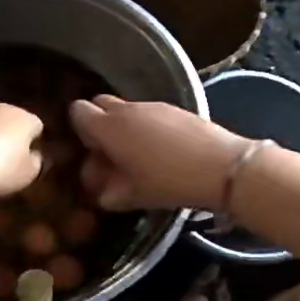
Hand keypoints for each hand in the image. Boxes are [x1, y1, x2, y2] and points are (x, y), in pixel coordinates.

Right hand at [68, 95, 250, 211]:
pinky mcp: (175, 108)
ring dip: (124, 125)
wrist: (222, 167)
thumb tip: (101, 192)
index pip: (77, 111)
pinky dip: (146, 126)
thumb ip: (108, 194)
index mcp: (109, 127)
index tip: (91, 150)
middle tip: (110, 150)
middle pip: (99, 103)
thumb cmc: (169, 182)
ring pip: (126, 108)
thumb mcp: (133, 196)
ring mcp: (152, 105)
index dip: (80, 129)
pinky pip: (148, 112)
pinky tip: (162, 150)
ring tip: (138, 154)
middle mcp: (126, 109)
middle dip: (99, 122)